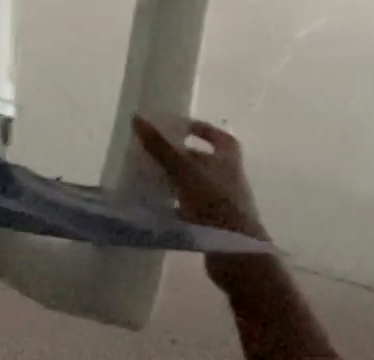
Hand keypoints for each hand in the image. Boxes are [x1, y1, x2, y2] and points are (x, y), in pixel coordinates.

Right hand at [132, 114, 266, 240]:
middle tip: (155, 149)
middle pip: (205, 161)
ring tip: (149, 173)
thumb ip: (160, 146)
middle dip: (181, 155)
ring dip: (175, 178)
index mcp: (228, 162)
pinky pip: (190, 206)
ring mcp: (222, 203)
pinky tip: (155, 202)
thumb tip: (137, 118)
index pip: (221, 139)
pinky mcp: (213, 223)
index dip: (203, 130)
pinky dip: (174, 202)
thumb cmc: (214, 203)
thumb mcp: (184, 170)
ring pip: (196, 183)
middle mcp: (229, 180)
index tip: (180, 127)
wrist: (236, 255)